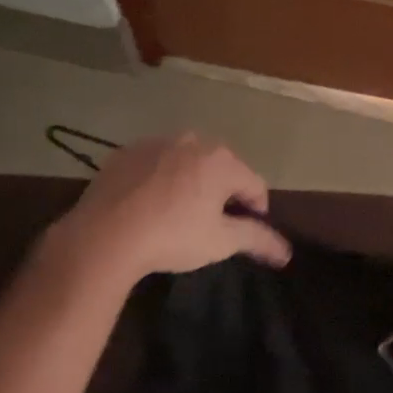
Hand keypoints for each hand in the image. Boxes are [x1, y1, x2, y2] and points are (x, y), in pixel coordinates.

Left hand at [47, 133, 290, 281]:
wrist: (106, 235)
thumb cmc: (173, 236)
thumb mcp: (221, 242)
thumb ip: (257, 240)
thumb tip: (286, 252)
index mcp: (222, 160)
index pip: (255, 186)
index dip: (256, 213)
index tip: (246, 234)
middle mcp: (193, 141)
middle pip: (223, 169)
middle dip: (224, 194)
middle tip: (213, 226)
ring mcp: (156, 143)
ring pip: (188, 163)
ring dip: (193, 184)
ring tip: (181, 216)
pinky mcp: (126, 152)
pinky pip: (157, 165)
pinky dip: (162, 181)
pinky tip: (152, 207)